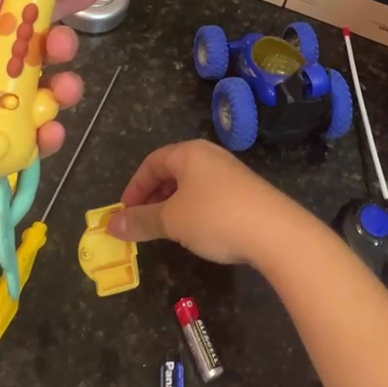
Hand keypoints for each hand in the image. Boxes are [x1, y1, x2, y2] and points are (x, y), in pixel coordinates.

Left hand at [0, 0, 90, 252]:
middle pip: (34, 58)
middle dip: (57, 46)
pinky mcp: (3, 158)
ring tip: (66, 92)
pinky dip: (49, 135)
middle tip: (64, 46)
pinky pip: (36, 141)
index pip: (6, 24)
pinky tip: (48, 134)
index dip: (41, 6)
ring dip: (63, 89)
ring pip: (43, 97)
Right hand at [107, 140, 312, 266]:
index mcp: (189, 153)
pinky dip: (195, 210)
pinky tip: (198, 233)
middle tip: (142, 223)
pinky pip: (210, 196)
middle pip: (172, 171)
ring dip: (173, 205)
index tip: (125, 213)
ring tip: (167, 230)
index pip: (152, 162)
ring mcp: (230, 173)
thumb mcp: (172, 221)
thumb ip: (141, 221)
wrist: (275, 232)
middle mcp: (210, 156)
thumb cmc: (215, 217)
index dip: (134, 187)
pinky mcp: (246, 192)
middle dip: (153, 197)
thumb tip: (112, 225)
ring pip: (191, 185)